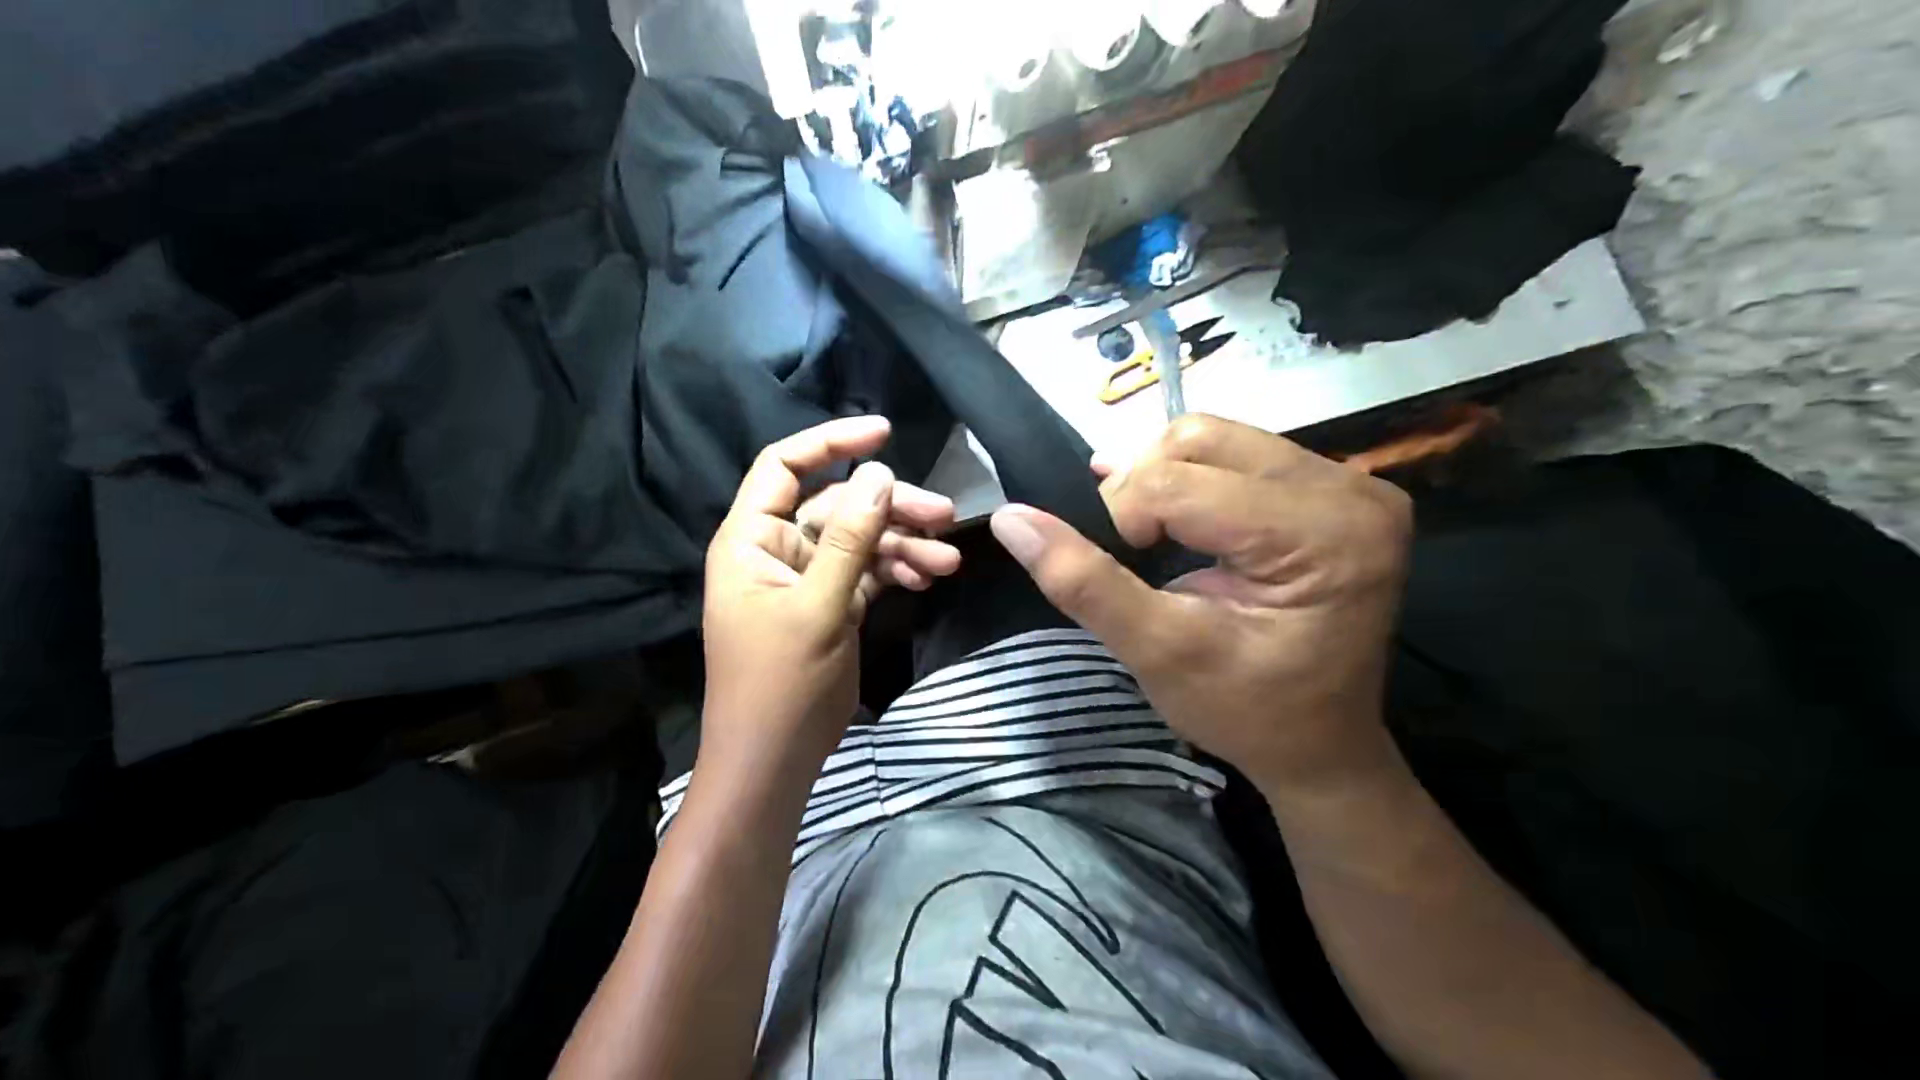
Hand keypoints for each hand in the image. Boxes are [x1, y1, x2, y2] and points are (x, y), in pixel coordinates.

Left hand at [702, 416, 960, 773]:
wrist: (774, 759)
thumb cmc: (779, 683)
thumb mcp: (818, 607)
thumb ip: (848, 540)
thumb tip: (879, 474)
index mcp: (751, 540)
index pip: (784, 467)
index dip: (831, 441)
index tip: (884, 431)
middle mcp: (777, 549)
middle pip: (838, 506)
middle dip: (890, 509)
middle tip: (944, 515)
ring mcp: (807, 577)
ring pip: (861, 540)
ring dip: (903, 544)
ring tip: (947, 559)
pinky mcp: (832, 602)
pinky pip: (868, 572)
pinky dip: (896, 571)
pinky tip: (929, 578)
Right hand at [989, 415, 1412, 800]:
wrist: (1320, 744)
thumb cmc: (1246, 712)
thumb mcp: (1159, 653)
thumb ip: (1086, 584)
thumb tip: (1009, 518)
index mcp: (1321, 537)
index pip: (1178, 483)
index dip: (1119, 517)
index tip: (1116, 571)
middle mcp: (1350, 492)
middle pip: (1200, 442)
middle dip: (1139, 488)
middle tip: (1128, 551)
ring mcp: (1350, 485)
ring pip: (1215, 438)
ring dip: (1160, 478)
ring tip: (1148, 536)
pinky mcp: (1335, 488)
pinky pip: (1238, 452)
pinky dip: (1188, 477)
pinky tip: (1165, 512)